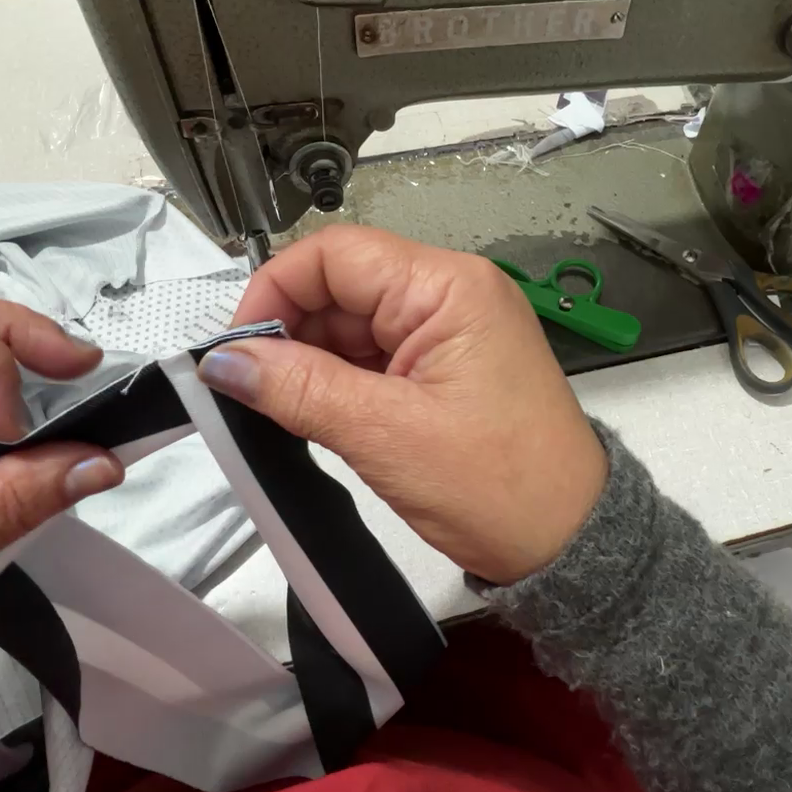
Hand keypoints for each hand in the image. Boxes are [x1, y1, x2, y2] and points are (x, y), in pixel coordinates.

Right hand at [197, 226, 606, 583]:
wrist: (567, 538)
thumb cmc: (497, 485)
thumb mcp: (385, 434)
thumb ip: (299, 388)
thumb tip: (223, 361)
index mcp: (448, 287)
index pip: (337, 253)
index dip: (276, 290)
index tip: (237, 349)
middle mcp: (451, 293)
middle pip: (343, 285)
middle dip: (291, 332)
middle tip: (251, 391)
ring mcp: (450, 330)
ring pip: (354, 323)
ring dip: (311, 362)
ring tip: (282, 410)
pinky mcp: (445, 365)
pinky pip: (375, 355)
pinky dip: (338, 381)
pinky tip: (314, 412)